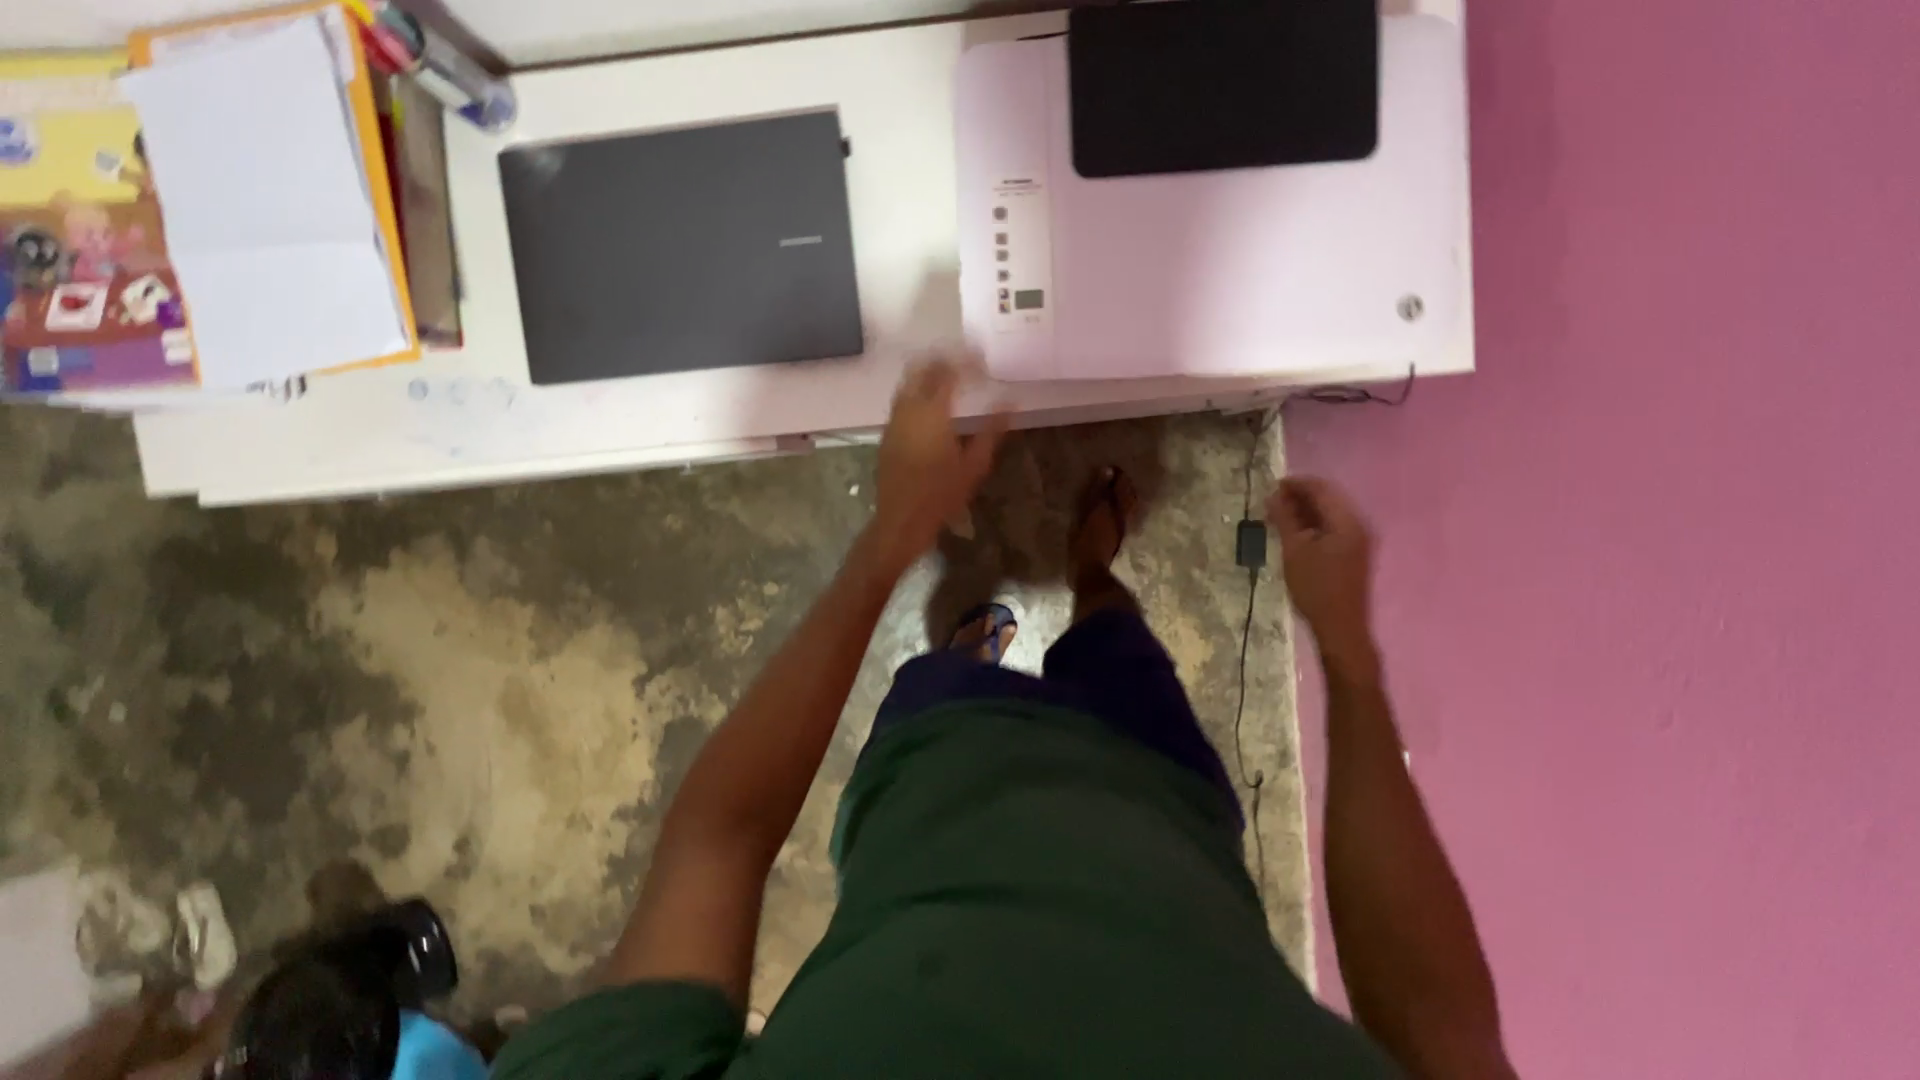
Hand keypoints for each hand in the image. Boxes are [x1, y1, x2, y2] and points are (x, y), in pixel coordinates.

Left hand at [869, 354, 1008, 570]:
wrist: (901, 519)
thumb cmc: (941, 495)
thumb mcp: (975, 465)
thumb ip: (992, 430)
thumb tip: (1010, 402)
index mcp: (933, 412)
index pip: (950, 371)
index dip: (967, 361)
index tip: (983, 361)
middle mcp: (909, 408)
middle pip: (923, 367)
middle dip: (944, 358)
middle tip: (965, 362)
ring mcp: (894, 419)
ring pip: (908, 381)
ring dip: (928, 372)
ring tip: (950, 376)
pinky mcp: (887, 432)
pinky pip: (902, 398)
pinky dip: (917, 389)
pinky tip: (931, 403)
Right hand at [1267, 476, 1376, 675]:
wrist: (1341, 626)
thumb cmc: (1315, 588)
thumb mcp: (1294, 551)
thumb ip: (1285, 519)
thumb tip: (1273, 496)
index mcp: (1347, 521)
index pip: (1321, 489)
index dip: (1296, 484)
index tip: (1272, 486)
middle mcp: (1358, 524)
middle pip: (1328, 498)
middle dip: (1300, 496)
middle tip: (1272, 502)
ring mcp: (1359, 538)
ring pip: (1330, 513)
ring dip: (1306, 510)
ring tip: (1279, 516)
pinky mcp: (1355, 552)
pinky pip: (1333, 527)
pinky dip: (1314, 524)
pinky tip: (1295, 532)